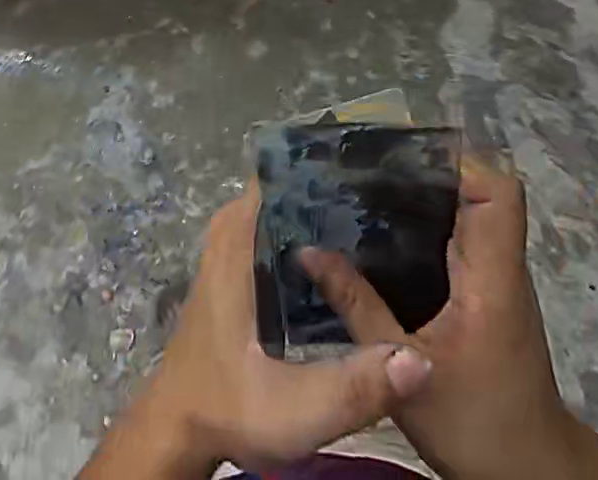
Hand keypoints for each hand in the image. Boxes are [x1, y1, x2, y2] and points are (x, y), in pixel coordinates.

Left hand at [80, 187, 433, 478]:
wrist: (179, 430)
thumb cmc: (227, 407)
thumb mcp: (293, 407)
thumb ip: (353, 387)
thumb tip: (419, 360)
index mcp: (237, 243)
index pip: (276, 177)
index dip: (319, 167)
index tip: (368, 168)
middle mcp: (231, 234)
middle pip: (283, 189)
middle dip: (329, 187)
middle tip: (385, 195)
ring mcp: (230, 251)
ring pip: (279, 209)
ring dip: (319, 210)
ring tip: (375, 217)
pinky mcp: (235, 270)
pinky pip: (274, 231)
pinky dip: (306, 233)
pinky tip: (347, 254)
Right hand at [302, 155, 597, 479]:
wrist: (527, 471)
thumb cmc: (476, 422)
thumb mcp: (406, 366)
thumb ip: (358, 307)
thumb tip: (307, 251)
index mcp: (493, 274)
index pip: (498, 192)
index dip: (456, 162)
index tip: (400, 155)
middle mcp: (497, 264)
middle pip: (475, 191)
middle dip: (421, 169)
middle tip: (362, 165)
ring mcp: (490, 277)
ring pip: (461, 212)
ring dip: (416, 195)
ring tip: (358, 187)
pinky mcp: (478, 292)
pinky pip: (450, 239)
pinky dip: (415, 226)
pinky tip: (372, 234)